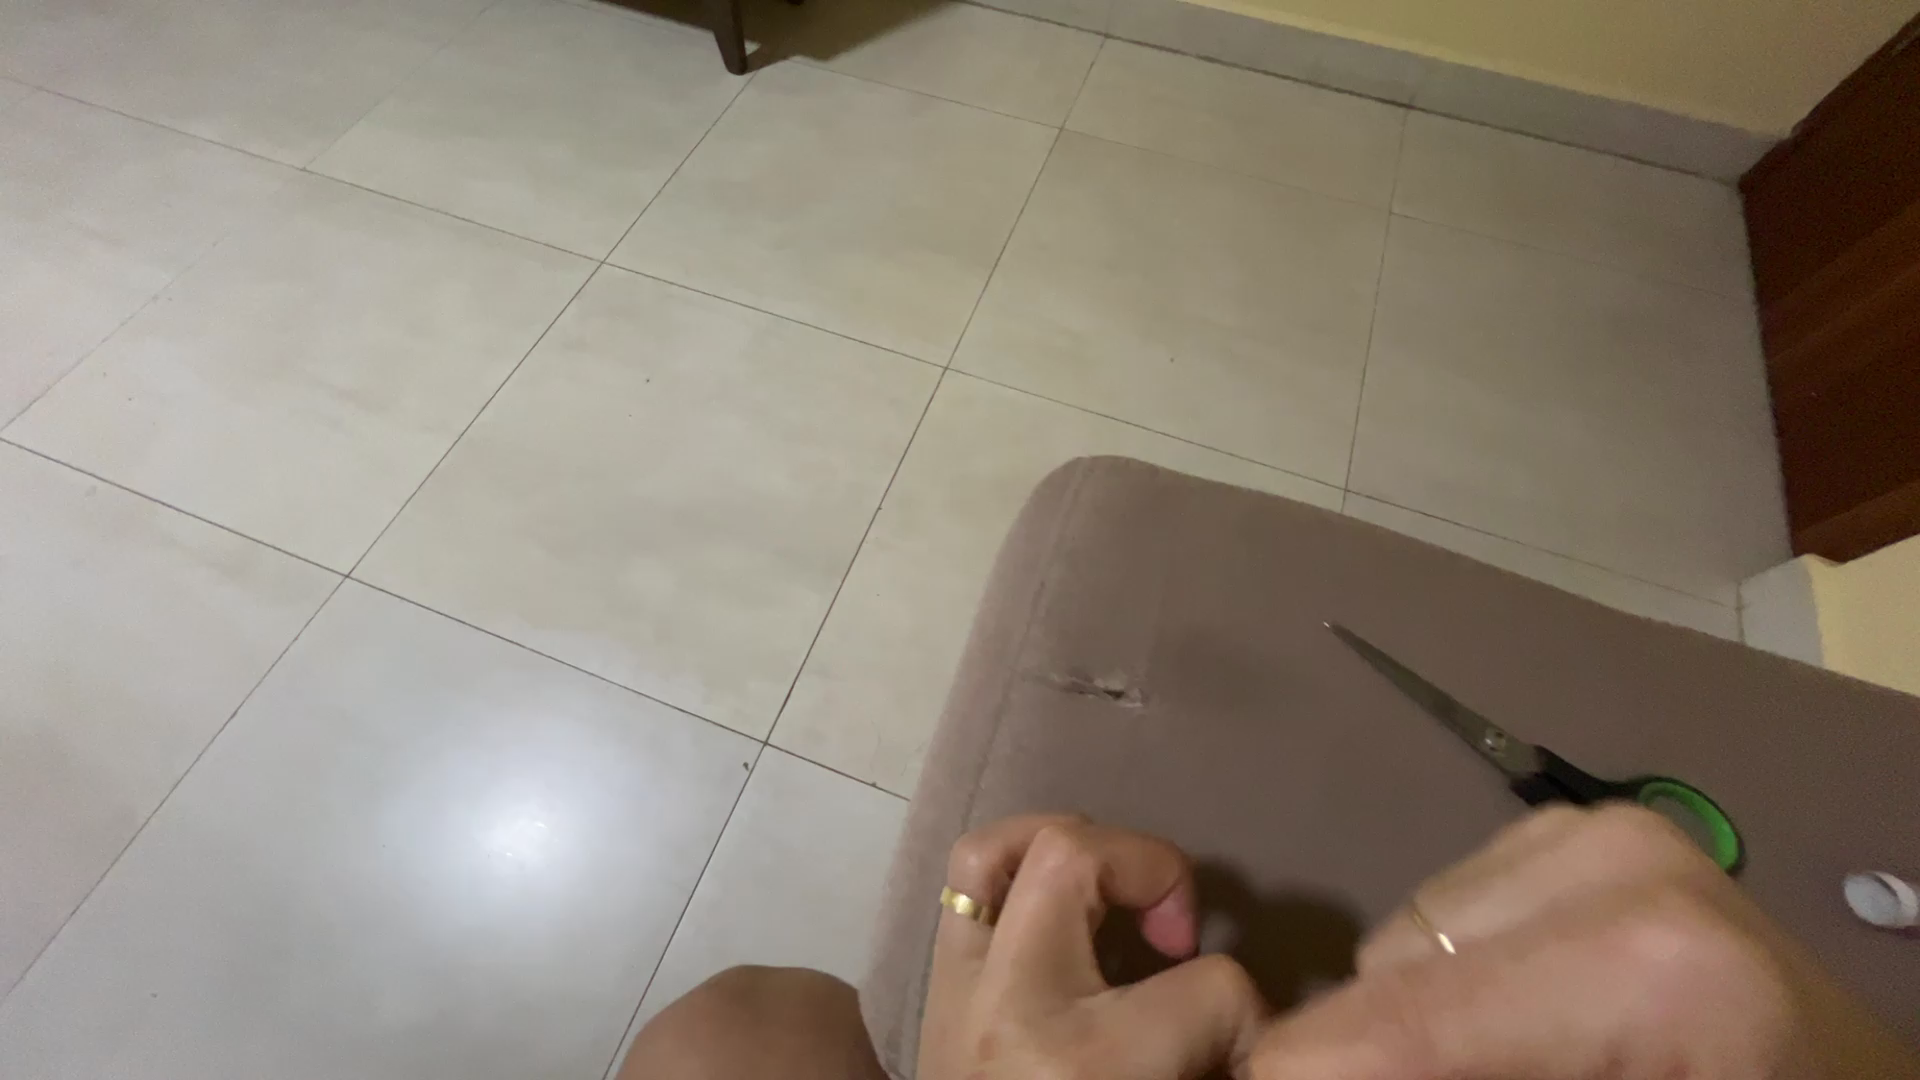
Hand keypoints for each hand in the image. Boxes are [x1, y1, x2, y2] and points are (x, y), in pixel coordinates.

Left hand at [918, 815, 1267, 1079]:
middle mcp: (1007, 1001)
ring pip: (999, 845)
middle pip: (1074, 856)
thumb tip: (1260, 1028)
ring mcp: (958, 979)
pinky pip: (967, 876)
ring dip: (1070, 844)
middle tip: (1174, 934)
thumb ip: (1215, 1058)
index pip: (1209, 989)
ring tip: (1112, 887)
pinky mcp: (939, 975)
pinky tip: (1063, 894)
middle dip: (1151, 867)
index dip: (1247, 1005)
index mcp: (1084, 1066)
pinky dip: (1020, 862)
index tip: (1240, 1041)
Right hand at [1247, 804, 1918, 1079]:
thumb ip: (1436, 1070)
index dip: (1312, 1062)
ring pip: (1414, 928)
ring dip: (1422, 1011)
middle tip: (1420, 1077)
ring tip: (1495, 1060)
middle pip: (1399, 965)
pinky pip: (1451, 903)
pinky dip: (1458, 972)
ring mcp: (1597, 832)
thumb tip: (1297, 1067)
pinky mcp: (1581, 830)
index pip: (1416, 1021)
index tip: (1255, 1078)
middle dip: (1380, 1045)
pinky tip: (1519, 1021)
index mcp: (1653, 971)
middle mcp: (1615, 862)